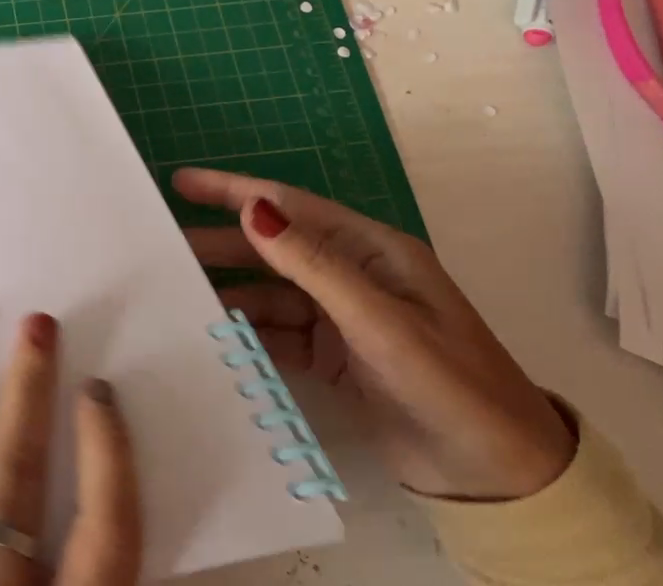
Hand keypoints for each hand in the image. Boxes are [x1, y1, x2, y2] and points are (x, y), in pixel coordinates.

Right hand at [176, 168, 576, 500]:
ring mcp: (344, 319)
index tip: (181, 182)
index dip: (234, 190)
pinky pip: (279, 333)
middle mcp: (355, 277)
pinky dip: (248, 333)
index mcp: (374, 252)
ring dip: (230, 292)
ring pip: (271, 293)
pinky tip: (216, 336)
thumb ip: (313, 265)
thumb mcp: (380, 322)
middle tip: (164, 249)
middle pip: (273, 249)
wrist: (498, 479)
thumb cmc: (449, 386)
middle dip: (221, 245)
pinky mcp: (336, 357)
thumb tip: (252, 209)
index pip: (290, 207)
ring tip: (180, 297)